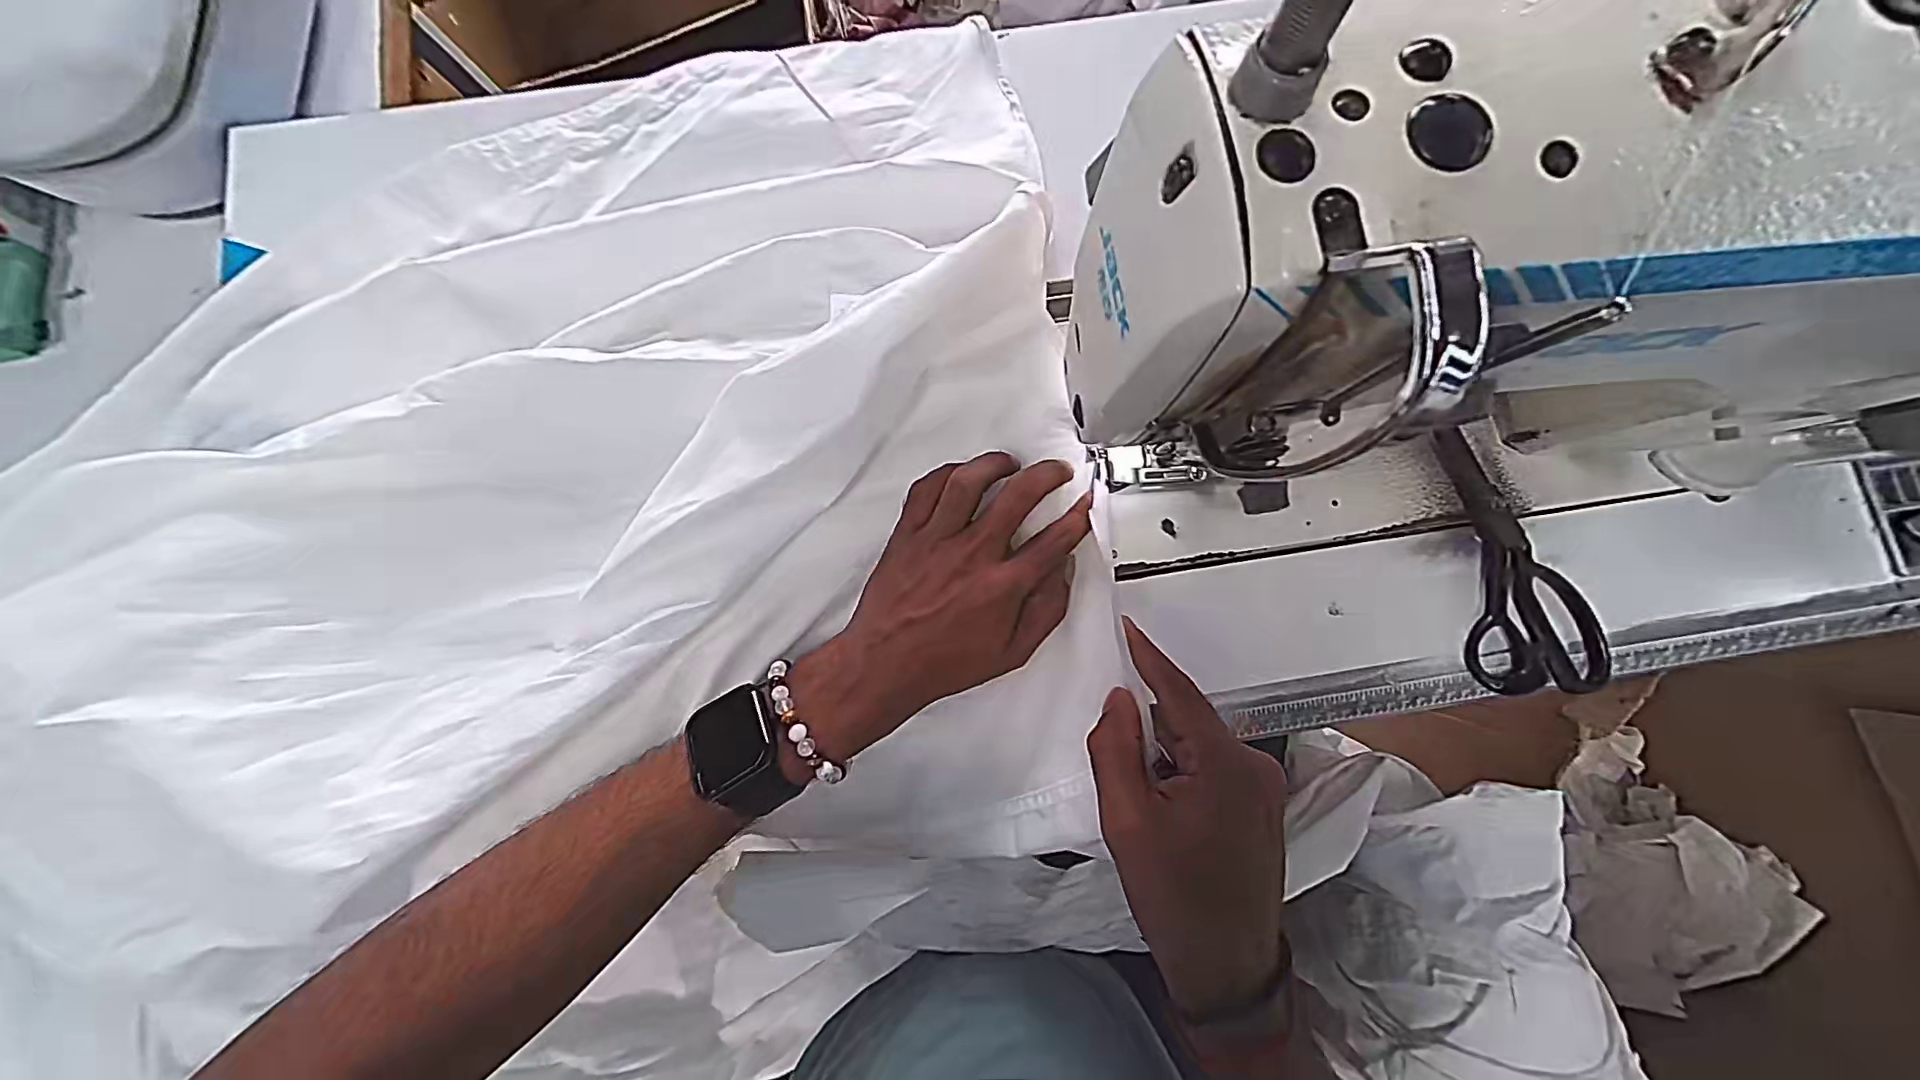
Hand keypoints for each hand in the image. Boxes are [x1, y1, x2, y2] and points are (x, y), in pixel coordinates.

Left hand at [784, 452, 1092, 778]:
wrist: (885, 663)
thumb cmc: (940, 660)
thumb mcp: (1012, 651)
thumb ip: (1046, 611)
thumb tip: (1061, 577)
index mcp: (1001, 586)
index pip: (1053, 540)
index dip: (1077, 517)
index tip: (1083, 507)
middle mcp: (971, 556)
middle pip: (1019, 496)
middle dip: (1048, 475)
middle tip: (1056, 472)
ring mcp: (937, 541)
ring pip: (969, 481)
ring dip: (995, 464)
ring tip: (1009, 464)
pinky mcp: (908, 535)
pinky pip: (926, 490)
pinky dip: (946, 474)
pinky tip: (959, 474)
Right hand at [1088, 618, 1290, 1019]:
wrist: (1226, 966)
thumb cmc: (1173, 897)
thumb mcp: (1126, 821)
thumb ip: (1115, 750)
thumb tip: (1118, 701)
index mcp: (1226, 765)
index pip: (1179, 694)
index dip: (1149, 658)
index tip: (1127, 627)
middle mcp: (1254, 766)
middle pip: (1188, 720)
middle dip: (1149, 719)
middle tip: (1112, 726)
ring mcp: (1264, 787)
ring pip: (1199, 744)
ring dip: (1165, 749)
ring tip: (1137, 784)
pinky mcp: (1262, 805)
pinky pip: (1213, 765)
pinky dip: (1182, 766)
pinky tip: (1162, 796)